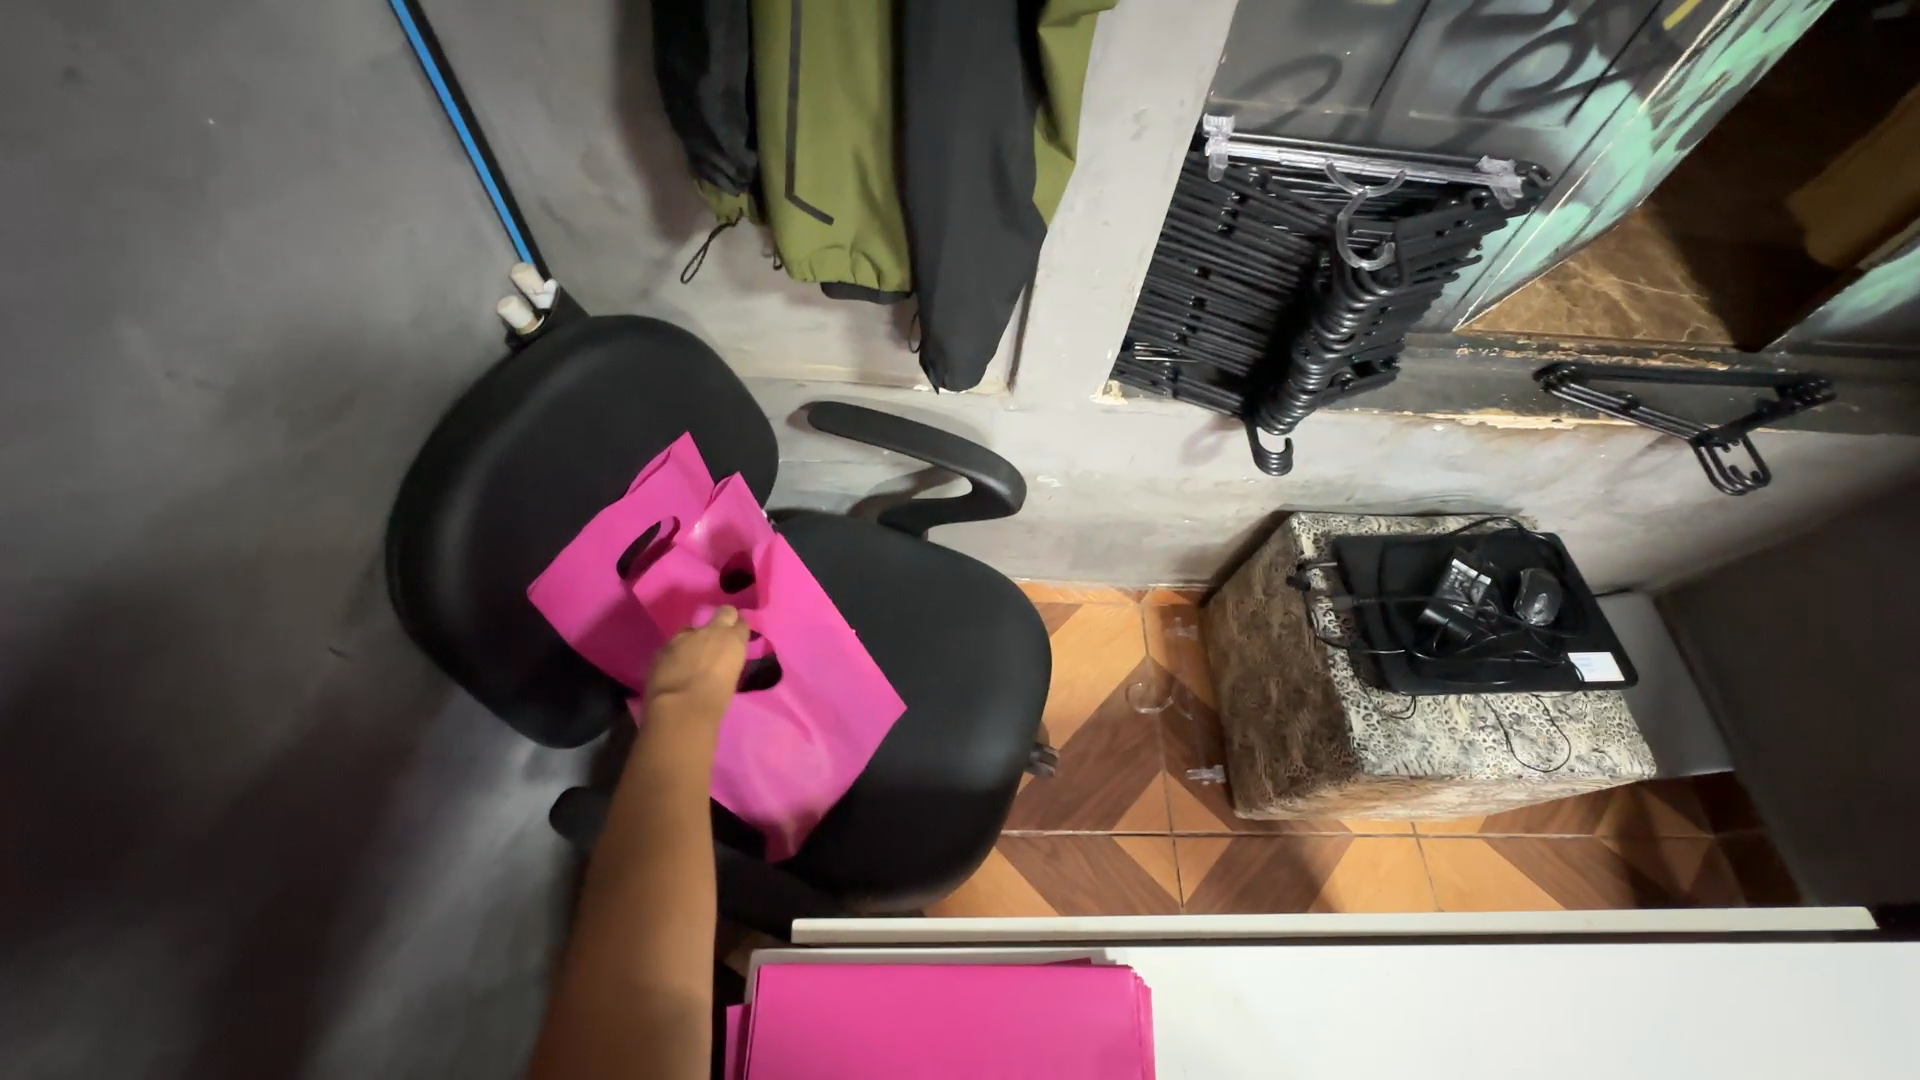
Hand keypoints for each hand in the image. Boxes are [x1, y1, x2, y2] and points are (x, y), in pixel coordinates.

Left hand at [644, 606, 750, 720]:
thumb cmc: (716, 700)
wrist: (680, 707)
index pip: (742, 622)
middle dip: (723, 619)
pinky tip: (673, 666)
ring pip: (693, 629)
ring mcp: (685, 636)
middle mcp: (711, 631)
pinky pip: (674, 644)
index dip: (738, 629)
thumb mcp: (731, 677)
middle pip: (724, 611)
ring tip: (690, 656)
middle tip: (718, 636)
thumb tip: (722, 660)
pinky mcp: (664, 646)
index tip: (736, 637)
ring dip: (694, 639)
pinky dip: (676, 652)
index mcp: (734, 640)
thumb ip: (728, 660)